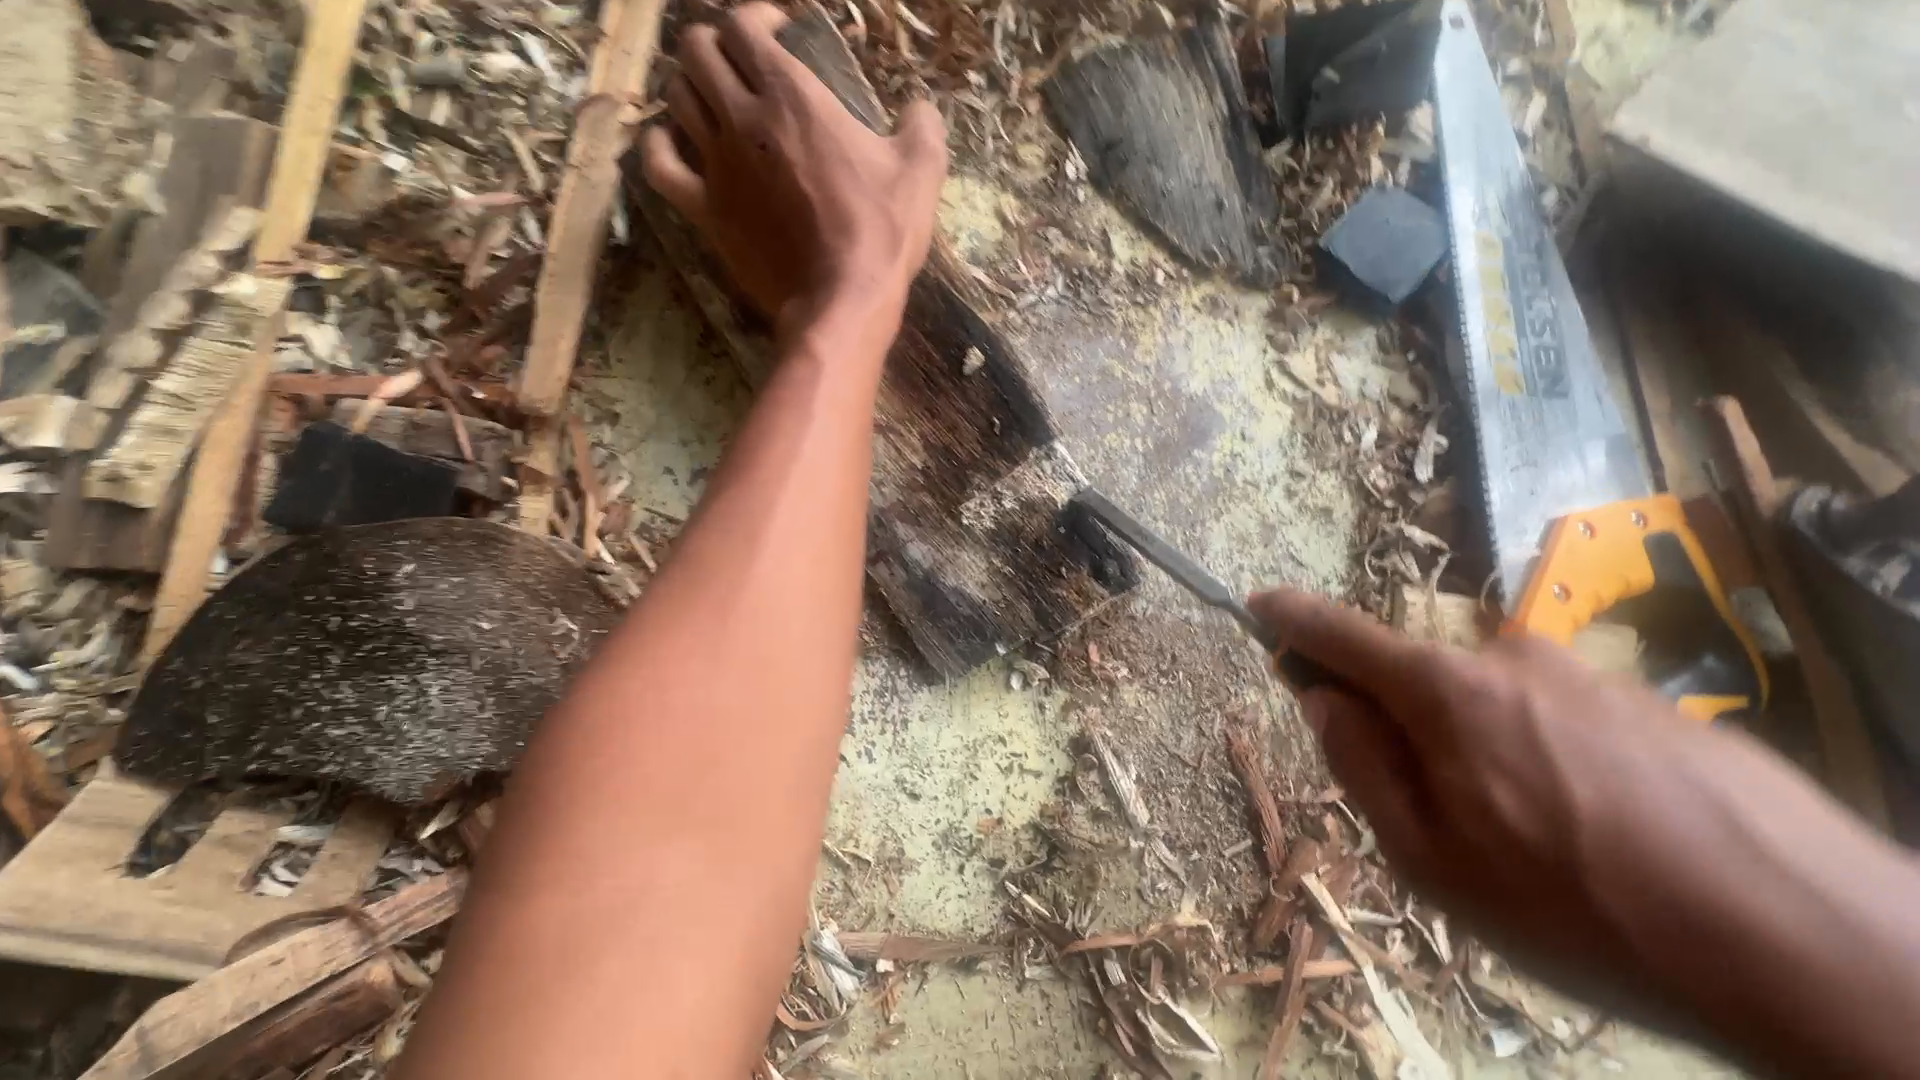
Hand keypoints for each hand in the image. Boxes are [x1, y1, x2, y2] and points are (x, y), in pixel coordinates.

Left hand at [641, 3, 948, 333]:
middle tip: (740, 62)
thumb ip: (921, 125)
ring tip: (712, 98)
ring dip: (689, 86)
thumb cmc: (881, 232)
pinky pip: (658, 163)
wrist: (841, 299)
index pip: (744, 25)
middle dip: (715, 44)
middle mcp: (743, 119)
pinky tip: (672, 141)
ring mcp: (717, 166)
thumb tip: (919, 108)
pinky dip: (658, 143)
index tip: (778, 31)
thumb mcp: (921, 171)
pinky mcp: (704, 209)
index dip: (757, 17)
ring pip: (675, 98)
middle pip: (698, 51)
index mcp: (791, 96)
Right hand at [1249, 588, 1919, 1075]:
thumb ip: (1362, 765)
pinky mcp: (1655, 701)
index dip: (1293, 618)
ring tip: (1547, 842)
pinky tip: (1610, 834)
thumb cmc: (1579, 908)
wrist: (1812, 942)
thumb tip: (1323, 698)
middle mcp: (1512, 657)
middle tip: (1449, 818)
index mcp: (1446, 691)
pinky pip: (1566, 719)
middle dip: (1412, 727)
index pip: (1343, 634)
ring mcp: (1590, 673)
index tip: (1259, 605)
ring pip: (1500, 703)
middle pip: (1426, 678)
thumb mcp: (1431, 859)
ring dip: (1491, 750)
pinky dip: (1557, 760)